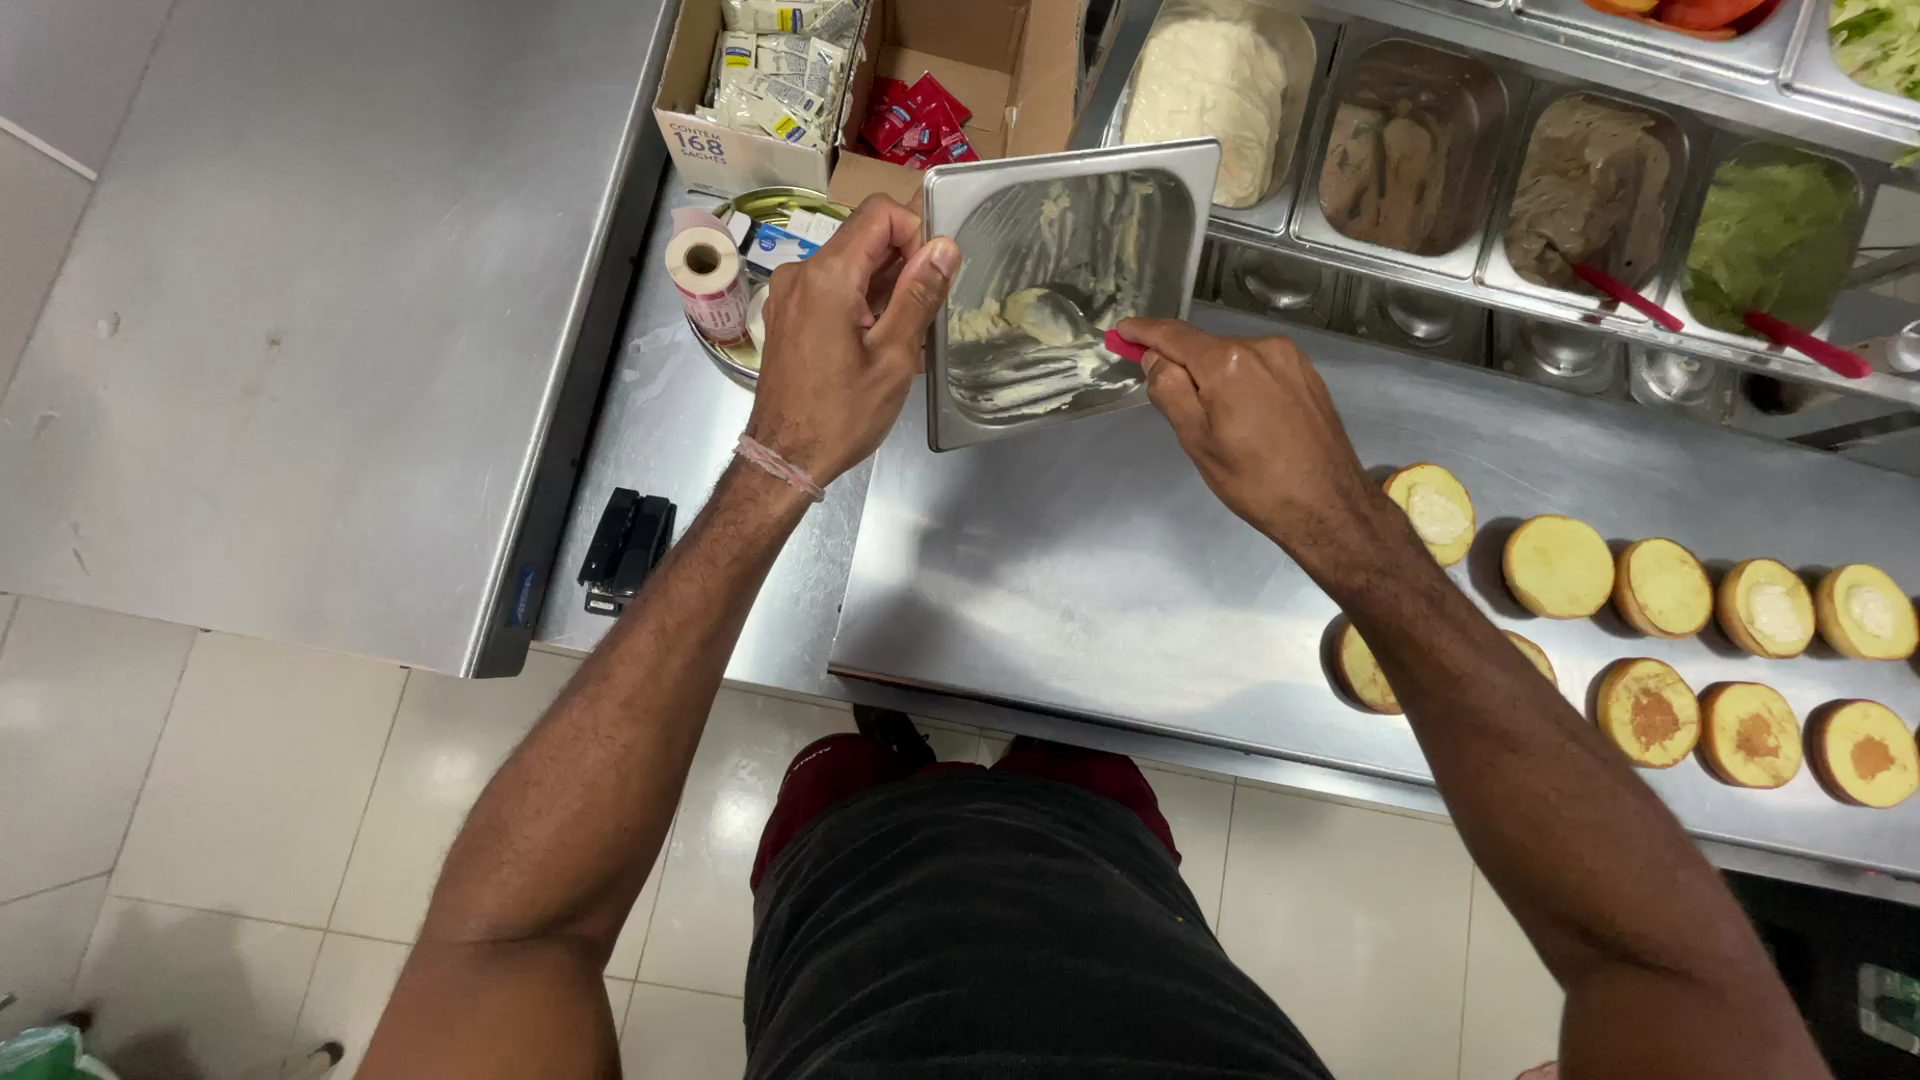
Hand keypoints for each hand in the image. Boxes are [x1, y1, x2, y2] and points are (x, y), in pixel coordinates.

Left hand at [748, 194, 959, 486]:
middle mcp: (800, 273)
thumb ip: (918, 296)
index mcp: (826, 276)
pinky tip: (875, 343)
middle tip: (923, 314)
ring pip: (848, 266)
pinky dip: (859, 303)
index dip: (915, 233)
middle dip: (901, 264)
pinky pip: (830, 290)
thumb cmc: (841, 416)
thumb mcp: (892, 357)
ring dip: (883, 288)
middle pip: (862, 237)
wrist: (784, 457)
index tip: (931, 277)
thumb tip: (944, 248)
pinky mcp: (787, 315)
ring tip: (901, 337)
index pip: (878, 214)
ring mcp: (789, 294)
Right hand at [1119, 317, 1394, 571]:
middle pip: (1203, 347)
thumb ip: (1169, 391)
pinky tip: (1242, 415)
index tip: (1122, 331)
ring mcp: (1289, 359)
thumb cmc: (1253, 481)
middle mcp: (1261, 347)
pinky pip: (1257, 367)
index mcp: (1229, 363)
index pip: (1174, 336)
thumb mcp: (1196, 441)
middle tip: (1167, 400)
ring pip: (1232, 357)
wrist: (1327, 504)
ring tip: (1213, 421)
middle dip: (1180, 364)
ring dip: (1211, 375)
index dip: (1144, 331)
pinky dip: (1238, 380)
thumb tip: (1156, 359)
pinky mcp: (1306, 374)